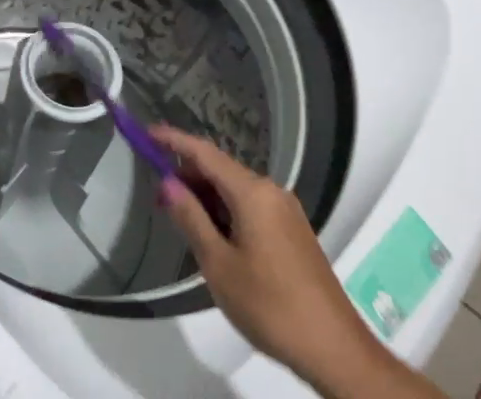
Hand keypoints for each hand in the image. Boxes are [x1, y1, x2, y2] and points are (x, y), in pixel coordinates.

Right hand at [153, 126, 383, 391]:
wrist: (333, 348)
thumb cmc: (270, 305)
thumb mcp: (218, 264)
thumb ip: (191, 218)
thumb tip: (168, 183)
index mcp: (253, 194)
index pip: (206, 154)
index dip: (174, 140)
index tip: (147, 132)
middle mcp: (272, 193)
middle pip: (221, 170)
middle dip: (188, 176)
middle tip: (158, 198)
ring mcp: (286, 213)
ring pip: (236, 191)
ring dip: (206, 198)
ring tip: (180, 221)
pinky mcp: (293, 233)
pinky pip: (251, 208)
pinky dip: (226, 212)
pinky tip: (212, 236)